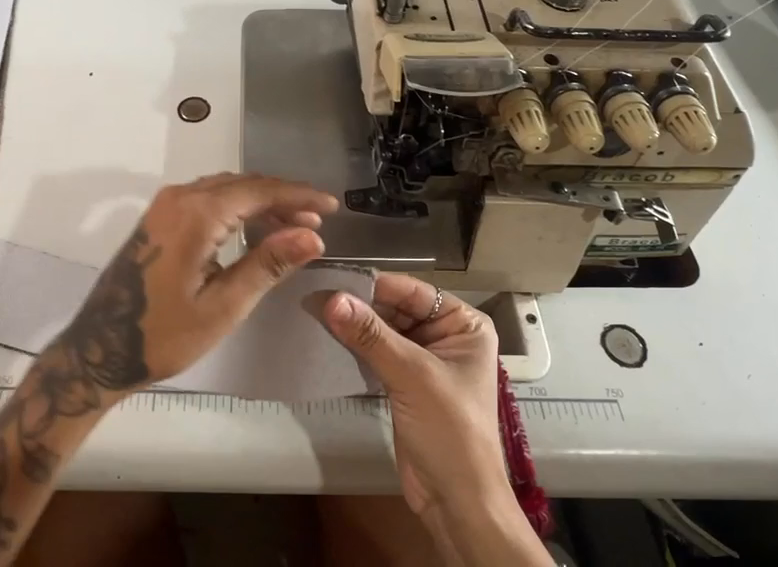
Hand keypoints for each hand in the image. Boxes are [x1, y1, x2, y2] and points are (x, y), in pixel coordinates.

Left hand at [45, 174, 337, 408]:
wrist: (99, 350)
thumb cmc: (163, 335)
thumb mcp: (223, 306)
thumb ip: (267, 264)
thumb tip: (313, 235)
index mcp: (196, 214)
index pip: (259, 191)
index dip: (299, 195)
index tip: (332, 205)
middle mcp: (179, 198)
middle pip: (243, 185)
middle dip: (283, 198)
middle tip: (317, 220)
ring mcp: (165, 206)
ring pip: (225, 189)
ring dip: (261, 202)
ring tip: (295, 225)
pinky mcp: (159, 219)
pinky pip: (207, 199)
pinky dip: (238, 208)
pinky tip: (255, 229)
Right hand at [321, 274, 508, 520]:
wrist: (456, 501)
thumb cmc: (449, 431)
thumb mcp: (412, 376)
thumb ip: (370, 335)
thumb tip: (330, 298)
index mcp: (465, 325)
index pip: (414, 292)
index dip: (375, 285)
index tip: (332, 277)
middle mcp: (447, 336)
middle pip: (397, 309)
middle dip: (360, 305)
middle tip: (314, 295)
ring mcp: (425, 361)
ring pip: (383, 331)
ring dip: (354, 327)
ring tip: (312, 312)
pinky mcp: (405, 384)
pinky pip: (377, 354)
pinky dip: (355, 348)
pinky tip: (326, 340)